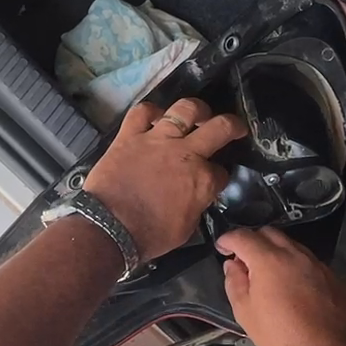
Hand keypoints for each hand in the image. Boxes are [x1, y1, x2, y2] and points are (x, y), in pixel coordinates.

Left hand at [83, 97, 246, 259]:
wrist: (109, 228)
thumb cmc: (150, 236)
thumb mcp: (186, 229)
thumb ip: (196, 206)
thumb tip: (197, 198)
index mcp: (203, 181)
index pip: (222, 172)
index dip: (220, 176)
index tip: (215, 180)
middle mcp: (186, 154)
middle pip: (220, 128)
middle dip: (234, 126)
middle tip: (236, 127)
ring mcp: (157, 140)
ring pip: (185, 109)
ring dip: (197, 109)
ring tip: (199, 113)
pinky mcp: (130, 135)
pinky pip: (142, 112)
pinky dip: (151, 111)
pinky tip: (156, 117)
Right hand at [216, 226, 345, 345]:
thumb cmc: (280, 334)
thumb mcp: (244, 312)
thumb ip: (234, 282)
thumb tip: (232, 265)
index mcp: (268, 260)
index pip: (242, 236)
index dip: (227, 239)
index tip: (222, 247)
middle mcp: (293, 253)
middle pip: (268, 233)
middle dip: (252, 240)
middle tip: (243, 259)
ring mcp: (315, 262)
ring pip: (290, 244)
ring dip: (274, 250)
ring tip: (267, 272)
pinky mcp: (331, 274)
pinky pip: (307, 259)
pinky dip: (294, 263)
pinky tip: (291, 283)